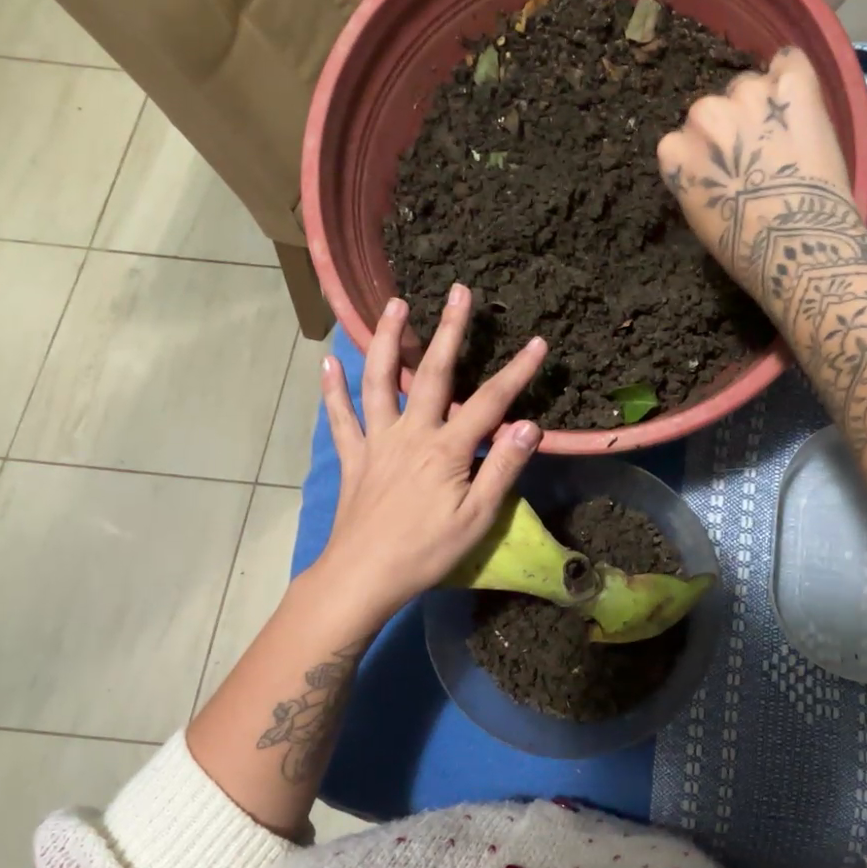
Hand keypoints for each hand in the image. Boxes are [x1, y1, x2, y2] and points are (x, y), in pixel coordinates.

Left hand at [311, 283, 546, 623]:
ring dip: (390, 341)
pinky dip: (333, 389)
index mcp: (446, 450)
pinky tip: (329, 363)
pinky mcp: (353, 457)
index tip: (537, 342)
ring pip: (381, 381)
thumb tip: (530, 425)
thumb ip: (502, 468)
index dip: (516, 372)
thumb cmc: (427, 551)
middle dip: (450, 330)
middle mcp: (411, 434)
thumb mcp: (477, 517)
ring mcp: (377, 442)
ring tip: (396, 305)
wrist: (364, 575)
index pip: (490, 403)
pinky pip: (341, 417)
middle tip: (459, 292)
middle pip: (433, 374)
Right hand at [656, 48, 859, 315]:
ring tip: (787, 145)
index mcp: (675, 152)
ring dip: (764, 107)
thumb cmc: (750, 254)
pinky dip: (794, 81)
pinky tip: (803, 110)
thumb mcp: (702, 220)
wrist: (804, 251)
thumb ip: (696, 179)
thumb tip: (712, 163)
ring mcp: (749, 95)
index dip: (708, 155)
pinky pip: (789, 62)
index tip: (726, 175)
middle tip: (760, 163)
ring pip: (750, 86)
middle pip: (714, 108)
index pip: (683, 138)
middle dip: (733, 129)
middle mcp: (705, 115)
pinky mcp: (793, 85)